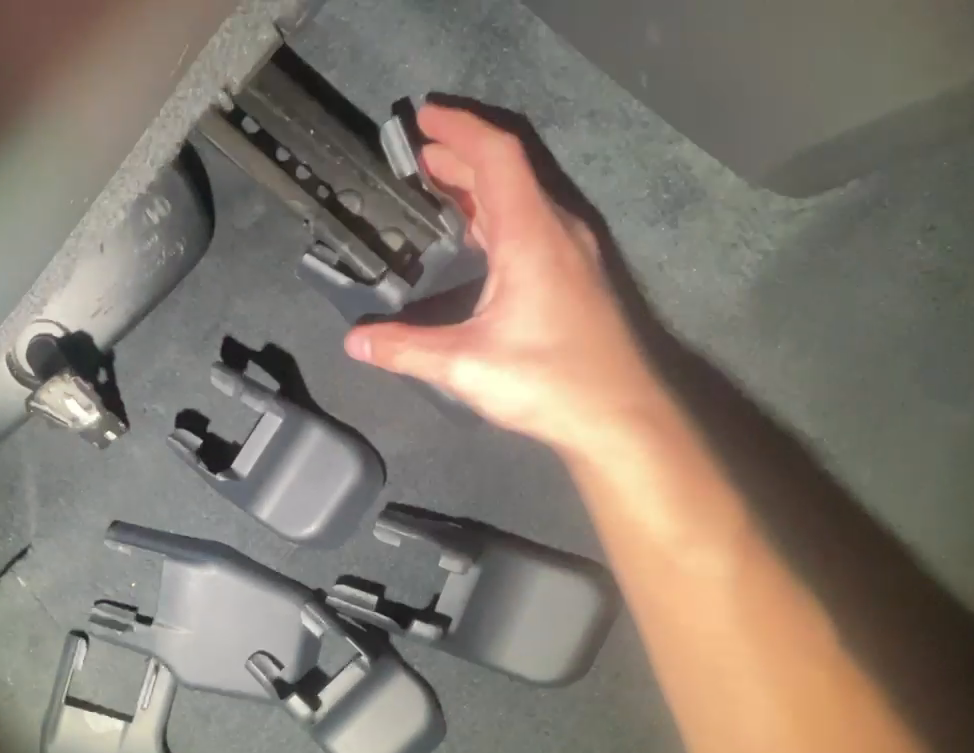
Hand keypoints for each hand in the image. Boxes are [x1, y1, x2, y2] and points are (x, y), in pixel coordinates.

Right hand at [344, 104, 664, 459]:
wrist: (618, 413)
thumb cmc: (546, 381)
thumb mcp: (463, 365)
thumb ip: (404, 349)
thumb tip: (354, 342)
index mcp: (530, 235)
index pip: (496, 157)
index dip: (459, 130)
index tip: (423, 118)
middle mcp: (555, 230)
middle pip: (508, 171)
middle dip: (461, 154)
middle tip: (417, 153)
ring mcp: (569, 252)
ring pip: (521, 197)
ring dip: (478, 184)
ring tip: (437, 183)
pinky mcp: (572, 275)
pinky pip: (529, 222)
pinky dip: (494, 212)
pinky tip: (474, 233)